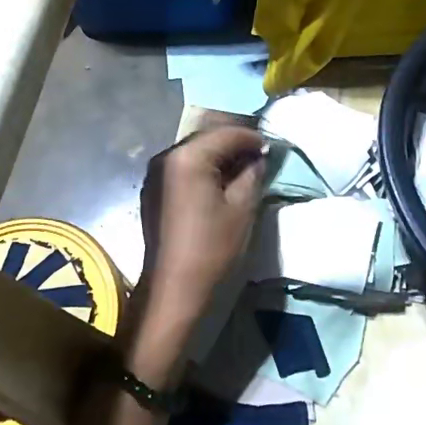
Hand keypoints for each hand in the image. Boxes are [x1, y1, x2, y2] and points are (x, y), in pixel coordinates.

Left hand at [127, 126, 266, 373]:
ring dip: (218, 158)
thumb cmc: (212, 248)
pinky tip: (220, 185)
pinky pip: (182, 170)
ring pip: (194, 154)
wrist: (174, 290)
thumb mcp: (242, 207)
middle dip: (234, 145)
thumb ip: (252, 173)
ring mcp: (155, 175)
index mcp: (187, 157)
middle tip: (260, 158)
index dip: (253, 139)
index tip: (273, 150)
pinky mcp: (152, 192)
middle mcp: (165, 157)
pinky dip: (203, 171)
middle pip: (206, 139)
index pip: (227, 134)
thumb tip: (257, 157)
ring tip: (243, 171)